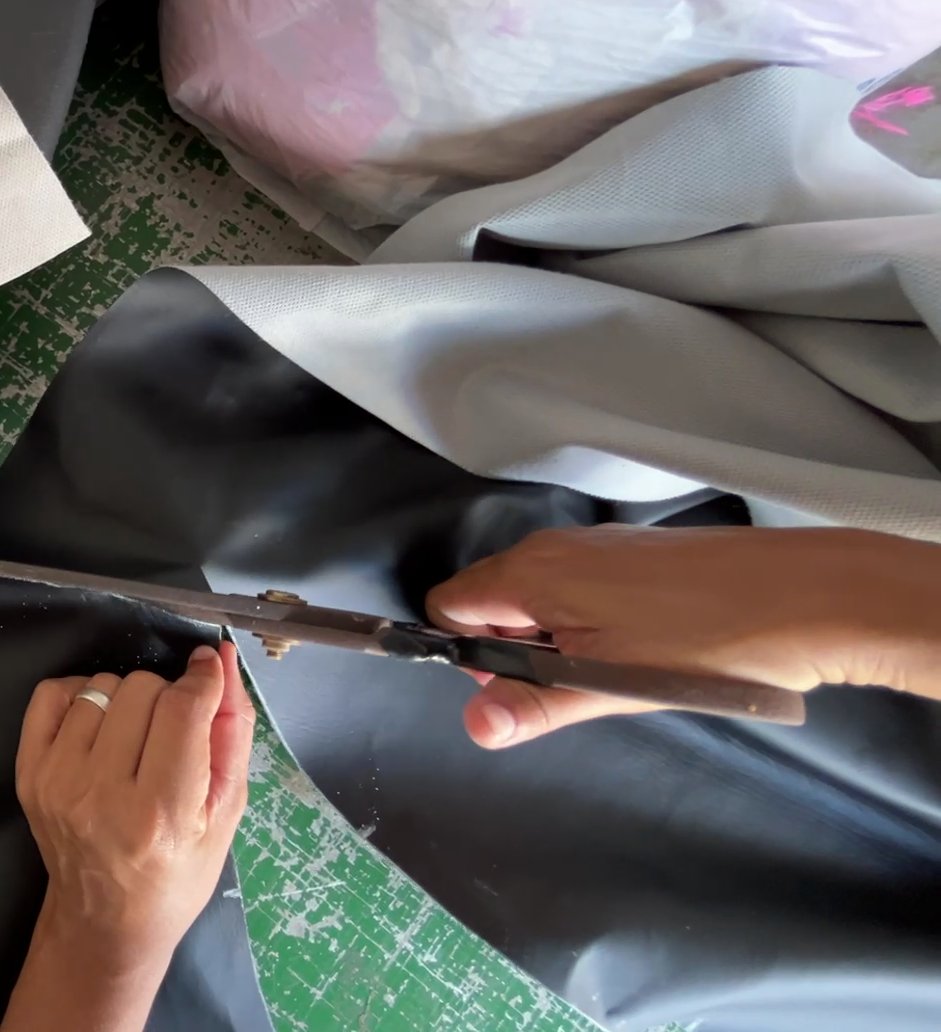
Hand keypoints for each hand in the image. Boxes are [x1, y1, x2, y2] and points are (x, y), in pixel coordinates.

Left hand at [0, 642, 255, 1031]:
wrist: (103, 919)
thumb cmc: (176, 874)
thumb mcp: (225, 816)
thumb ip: (231, 733)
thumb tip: (221, 659)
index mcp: (159, 815)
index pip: (180, 711)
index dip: (201, 679)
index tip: (207, 670)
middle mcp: (99, 794)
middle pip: (141, 689)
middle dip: (166, 698)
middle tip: (169, 735)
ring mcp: (56, 780)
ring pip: (101, 685)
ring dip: (125, 700)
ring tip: (133, 740)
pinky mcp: (27, 771)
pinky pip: (53, 691)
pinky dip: (81, 694)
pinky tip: (97, 725)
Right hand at [426, 525, 940, 747]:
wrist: (824, 594)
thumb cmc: (707, 641)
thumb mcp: (612, 685)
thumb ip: (534, 703)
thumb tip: (476, 728)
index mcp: (525, 574)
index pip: (446, 606)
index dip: (471, 648)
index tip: (526, 674)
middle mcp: (542, 547)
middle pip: (484, 597)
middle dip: (511, 641)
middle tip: (575, 672)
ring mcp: (584, 540)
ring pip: (527, 589)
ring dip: (549, 627)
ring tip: (615, 655)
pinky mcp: (621, 543)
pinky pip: (566, 577)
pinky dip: (581, 608)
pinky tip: (641, 632)